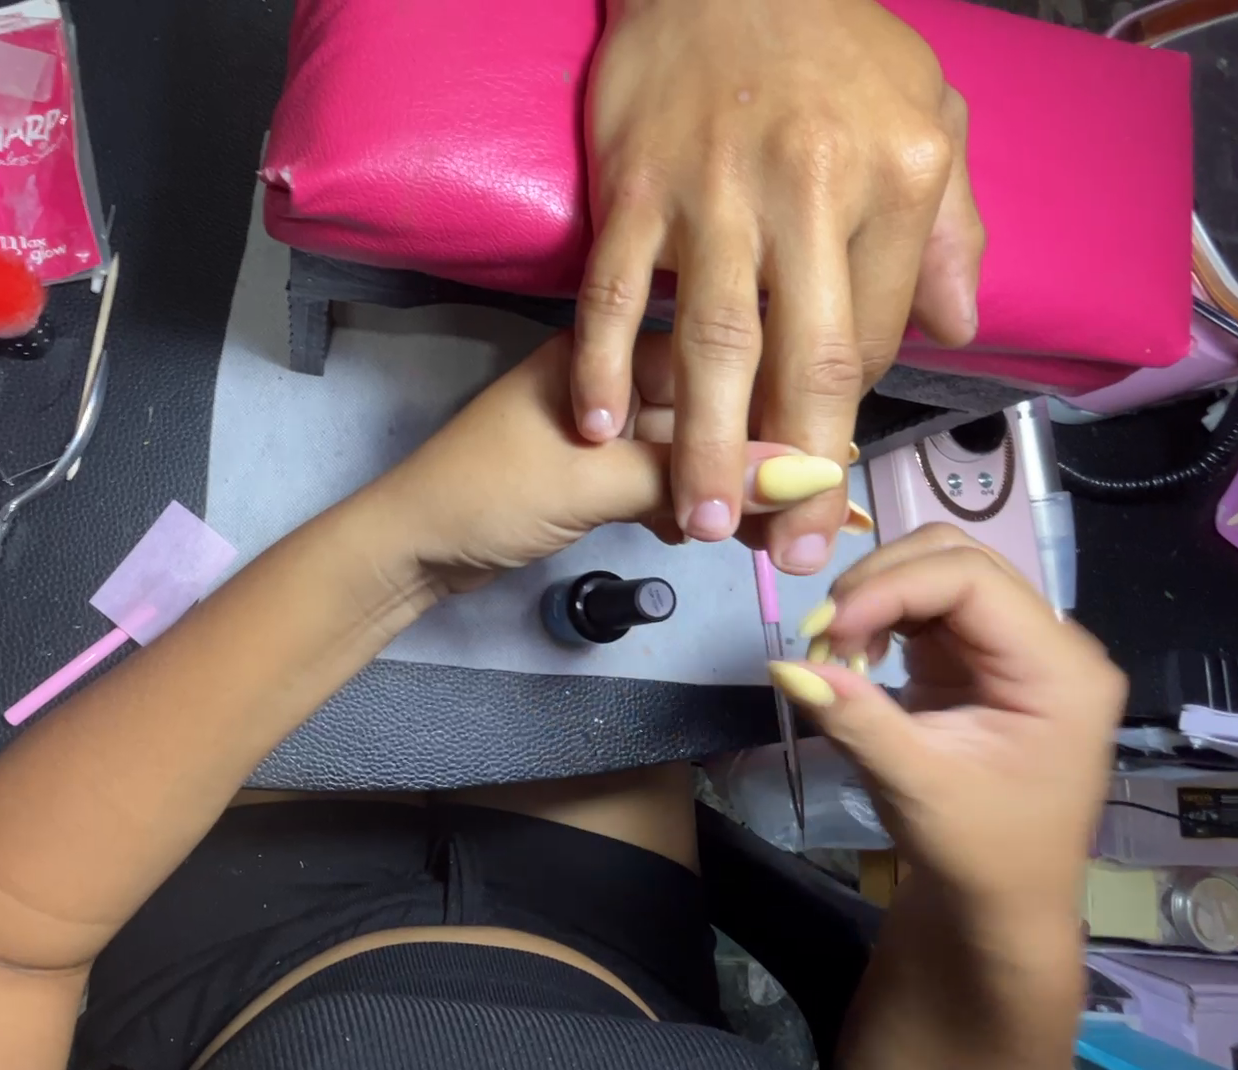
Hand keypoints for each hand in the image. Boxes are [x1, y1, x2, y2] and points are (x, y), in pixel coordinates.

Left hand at [374, 335, 851, 593]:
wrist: (412, 546)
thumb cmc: (489, 495)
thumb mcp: (589, 482)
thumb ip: (689, 476)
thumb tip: (802, 477)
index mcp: (599, 355)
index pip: (710, 366)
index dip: (768, 410)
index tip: (825, 456)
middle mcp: (602, 383)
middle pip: (699, 414)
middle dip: (749, 462)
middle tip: (801, 511)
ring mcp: (593, 433)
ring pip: (679, 455)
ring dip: (715, 493)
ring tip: (759, 534)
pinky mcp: (584, 476)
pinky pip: (650, 483)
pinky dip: (675, 508)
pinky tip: (692, 535)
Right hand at [575, 0, 985, 573]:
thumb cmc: (826, 48)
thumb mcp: (928, 115)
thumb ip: (949, 228)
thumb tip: (960, 328)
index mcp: (892, 180)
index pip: (872, 338)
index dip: (845, 428)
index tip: (821, 495)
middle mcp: (808, 193)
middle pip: (802, 360)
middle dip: (792, 470)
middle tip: (781, 554)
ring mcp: (711, 196)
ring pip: (711, 343)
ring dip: (703, 443)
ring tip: (701, 522)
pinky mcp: (632, 193)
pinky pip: (612, 295)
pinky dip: (601, 364)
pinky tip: (595, 429)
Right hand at [767, 525, 1123, 912]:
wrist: (998, 892)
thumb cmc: (978, 846)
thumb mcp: (914, 784)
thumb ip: (854, 718)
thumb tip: (784, 665)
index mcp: (1059, 670)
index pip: (969, 578)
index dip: (888, 588)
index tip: (824, 632)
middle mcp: (1045, 641)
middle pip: (952, 556)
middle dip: (876, 583)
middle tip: (825, 636)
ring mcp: (1008, 642)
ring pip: (930, 568)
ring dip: (870, 596)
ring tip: (837, 651)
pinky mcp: (972, 652)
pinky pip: (916, 601)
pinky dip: (871, 615)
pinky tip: (854, 654)